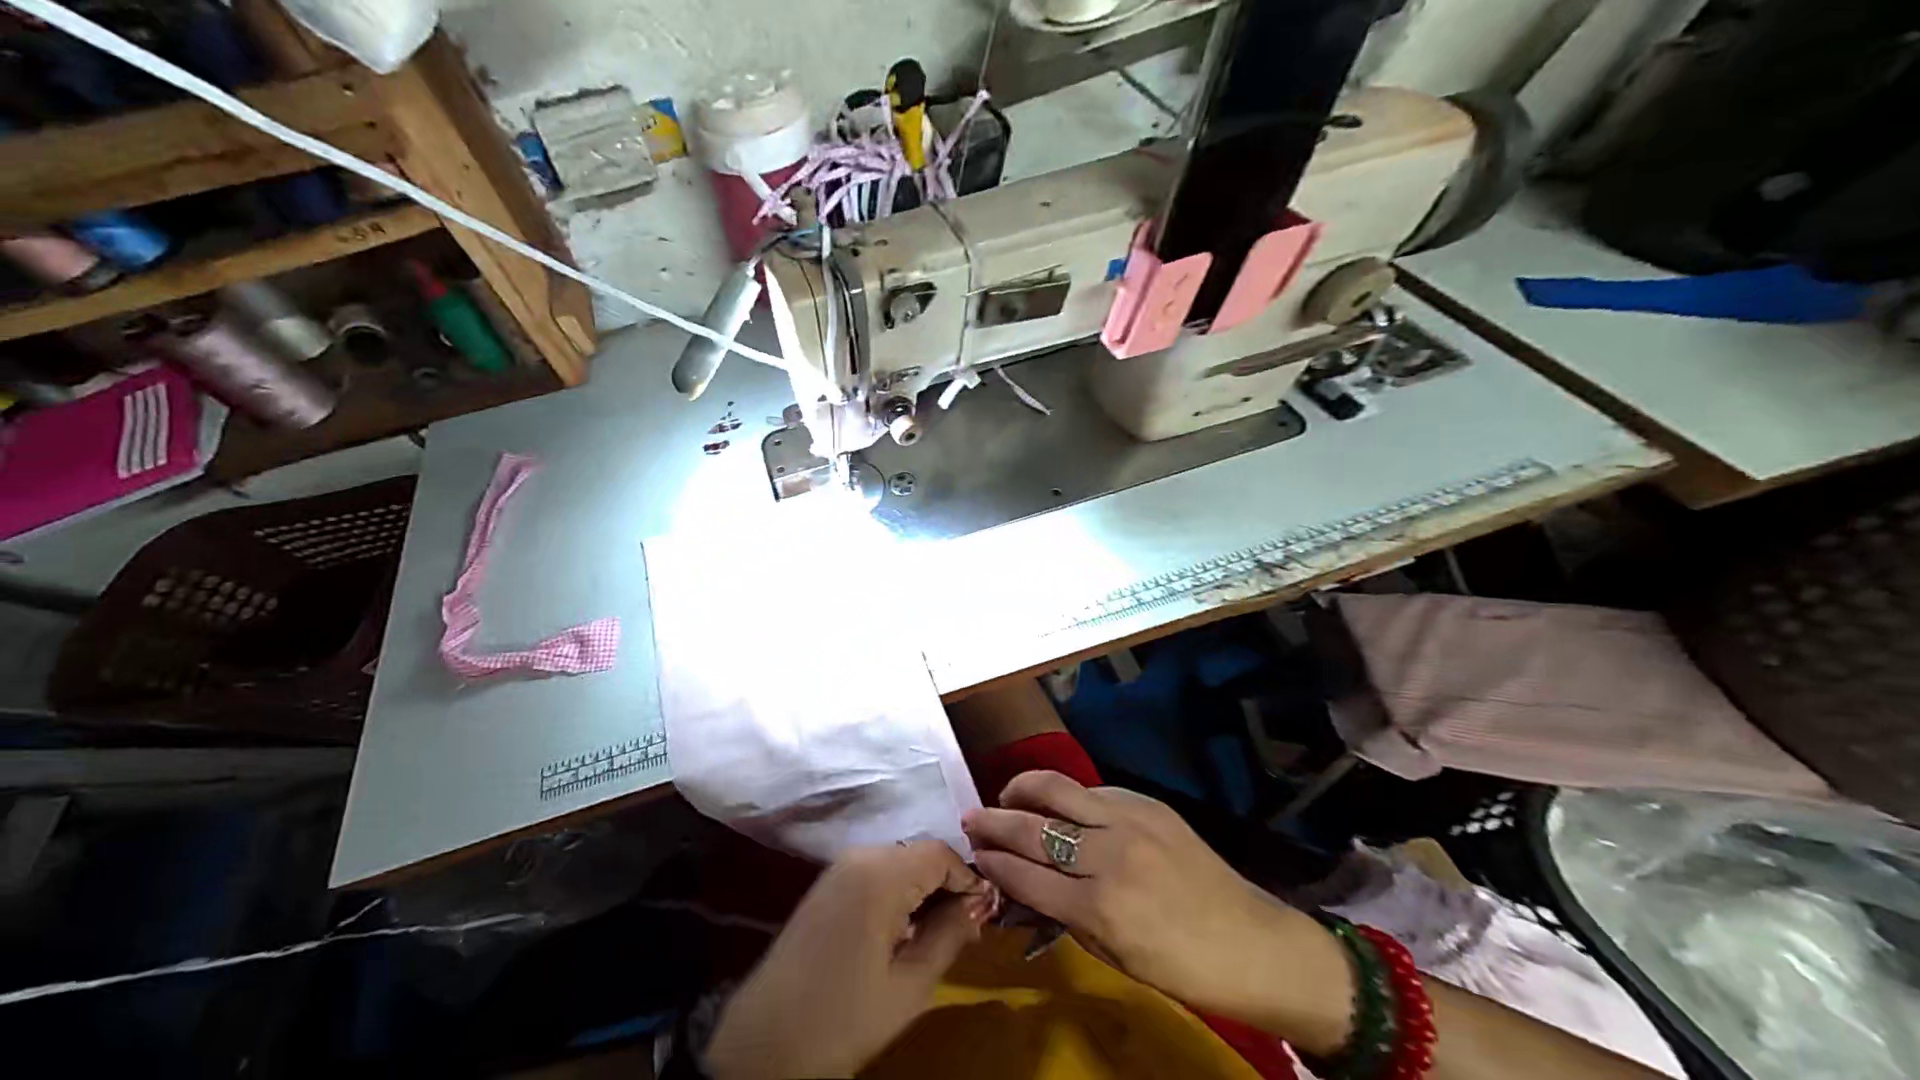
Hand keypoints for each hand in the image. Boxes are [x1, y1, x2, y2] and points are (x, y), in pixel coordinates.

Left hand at [704, 839, 998, 1079]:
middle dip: (946, 885)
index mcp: (881, 873)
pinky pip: (875, 874)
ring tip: (938, 934)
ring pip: (899, 863)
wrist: (765, 1044)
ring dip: (922, 890)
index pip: (941, 854)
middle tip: (966, 930)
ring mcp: (838, 869)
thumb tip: (979, 904)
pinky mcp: (825, 886)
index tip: (986, 916)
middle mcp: (859, 856)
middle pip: (919, 854)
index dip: (969, 880)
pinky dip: (897, 893)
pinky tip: (902, 931)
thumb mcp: (910, 984)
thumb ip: (949, 933)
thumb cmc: (844, 1017)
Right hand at [962, 771, 1353, 1052]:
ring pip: (1058, 789)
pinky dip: (1066, 794)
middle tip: (971, 819)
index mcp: (1099, 907)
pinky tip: (1057, 803)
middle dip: (993, 822)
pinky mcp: (1147, 803)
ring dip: (1022, 789)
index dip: (992, 863)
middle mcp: (1108, 854)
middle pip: (1033, 827)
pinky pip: (1092, 790)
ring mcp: (1129, 820)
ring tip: (1004, 796)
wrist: (1253, 942)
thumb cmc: (1181, 967)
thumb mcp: (1113, 955)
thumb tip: (1020, 887)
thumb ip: (1062, 916)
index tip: (971, 854)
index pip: (1025, 875)